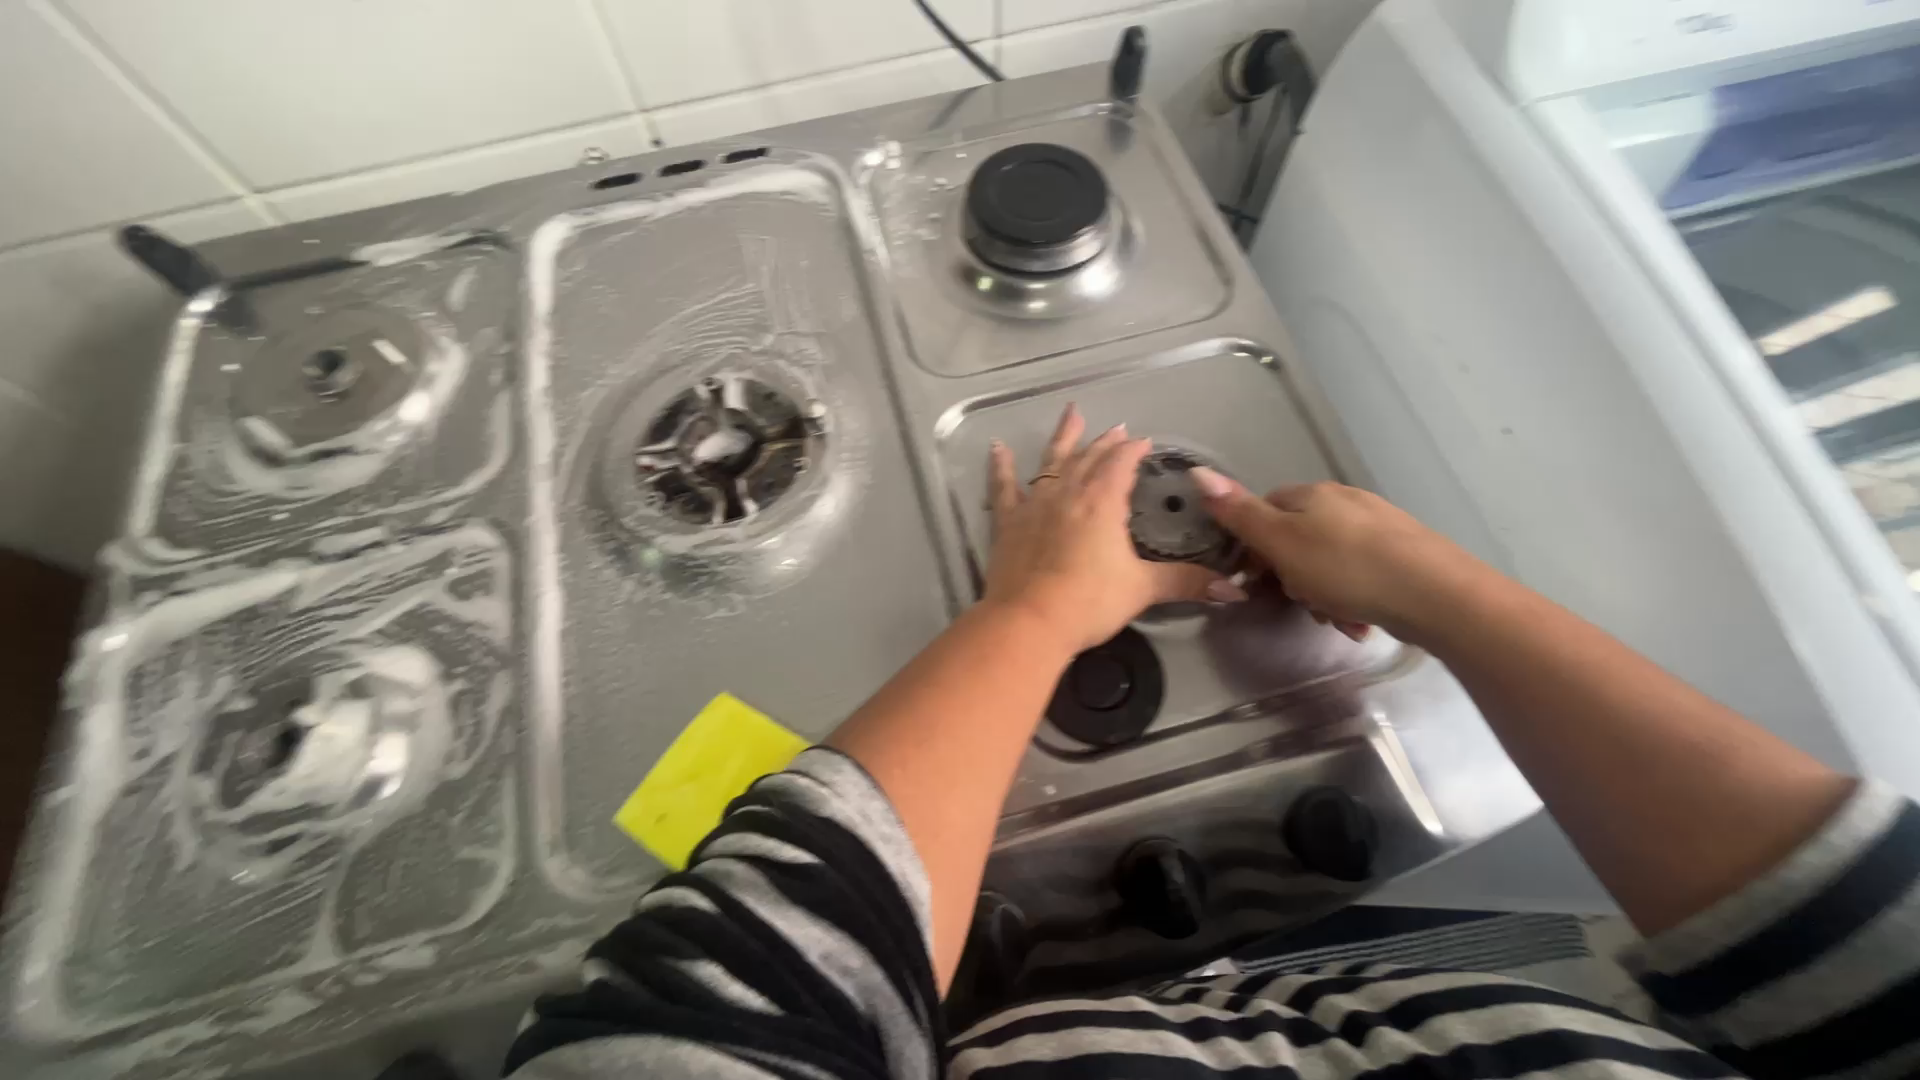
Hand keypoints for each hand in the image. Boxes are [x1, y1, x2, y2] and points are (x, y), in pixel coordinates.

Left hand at [984, 406, 1244, 655]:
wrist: (1027, 622)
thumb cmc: (1088, 602)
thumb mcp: (1142, 590)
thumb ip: (1185, 583)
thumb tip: (1234, 590)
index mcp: (1102, 502)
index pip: (1122, 464)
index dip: (1134, 451)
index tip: (1143, 442)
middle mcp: (1067, 494)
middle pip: (1089, 458)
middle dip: (1105, 442)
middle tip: (1117, 428)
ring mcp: (1033, 505)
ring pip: (1050, 462)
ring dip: (1062, 437)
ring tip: (1071, 413)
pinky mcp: (1007, 523)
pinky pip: (1002, 487)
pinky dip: (1000, 466)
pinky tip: (997, 448)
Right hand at [1190, 471, 1489, 640]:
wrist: (1437, 595)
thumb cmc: (1347, 568)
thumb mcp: (1280, 543)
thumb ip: (1238, 513)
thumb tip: (1197, 471)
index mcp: (1312, 495)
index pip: (1263, 510)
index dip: (1252, 547)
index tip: (1255, 580)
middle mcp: (1346, 501)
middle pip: (1296, 539)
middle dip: (1290, 576)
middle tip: (1298, 603)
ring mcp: (1379, 526)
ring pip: (1328, 561)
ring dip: (1322, 595)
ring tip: (1334, 619)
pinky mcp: (1405, 553)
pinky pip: (1361, 575)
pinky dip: (1353, 599)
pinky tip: (1359, 621)